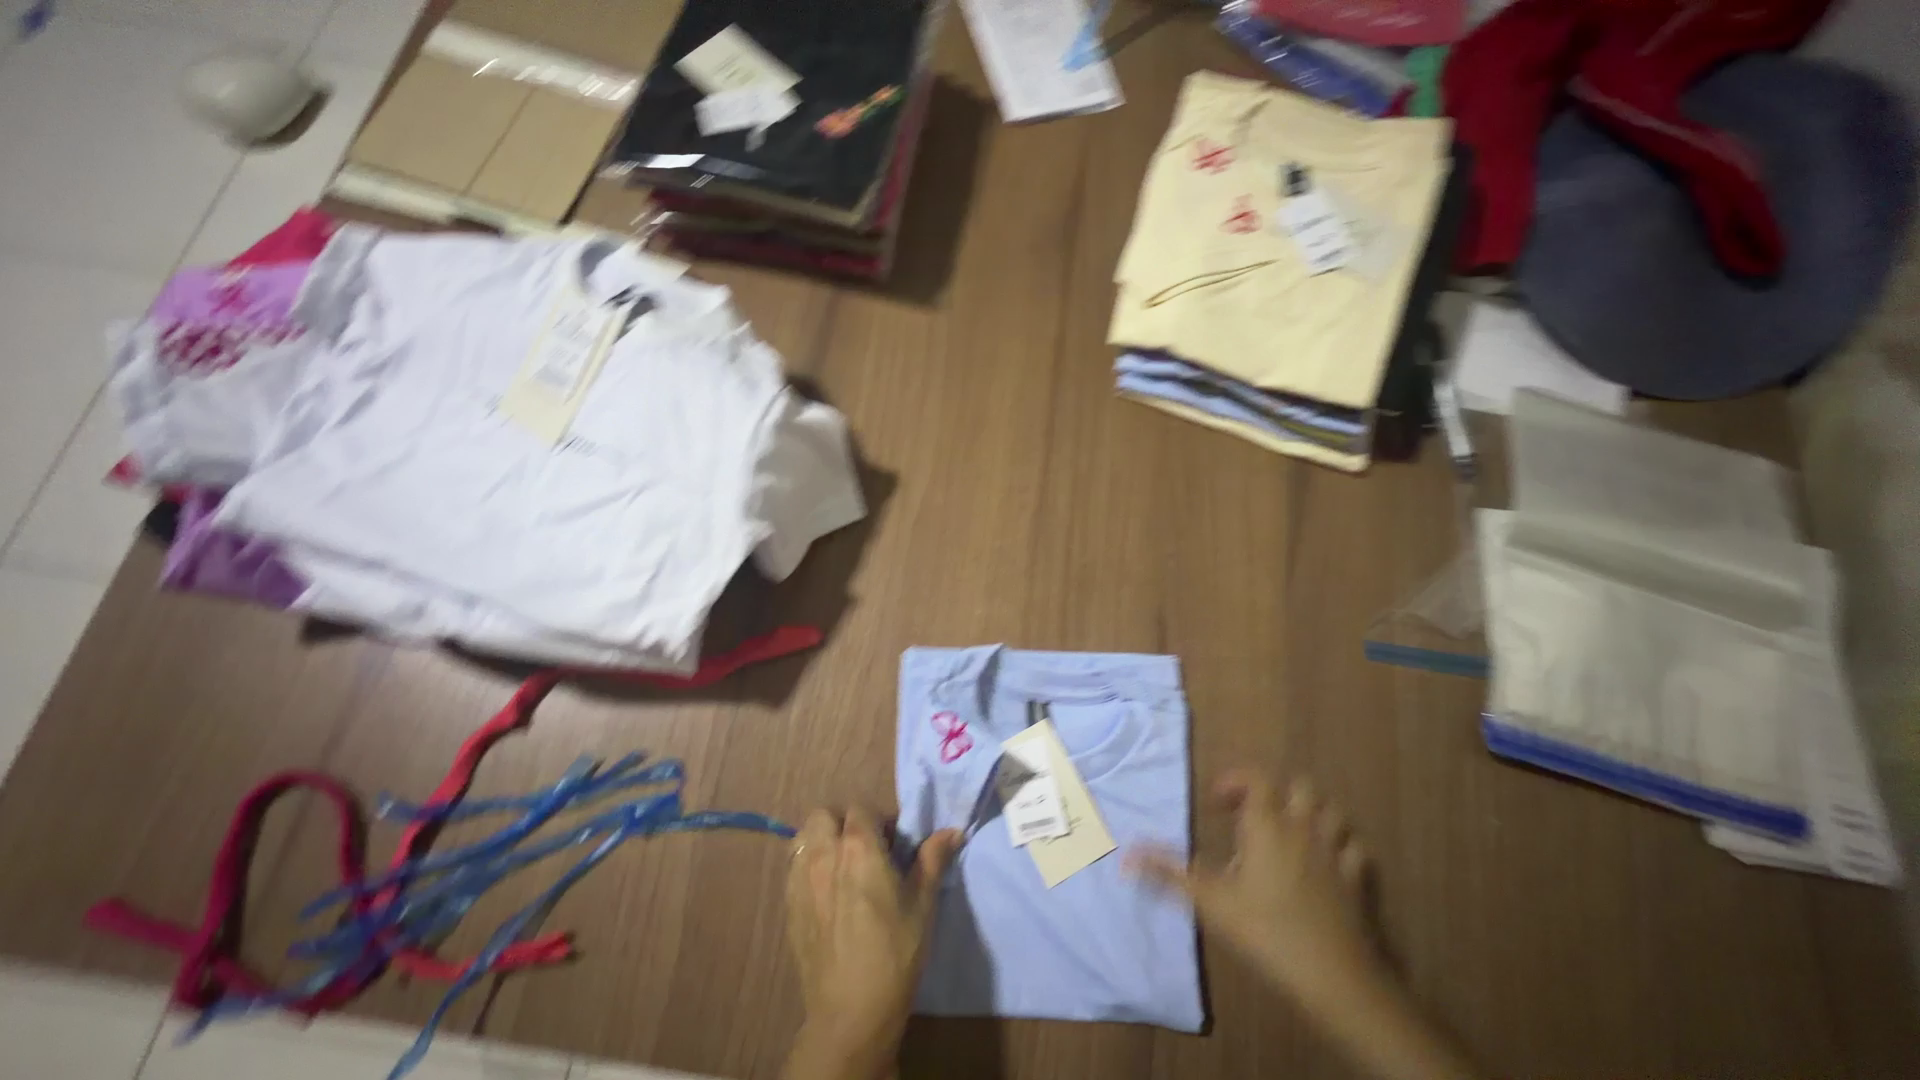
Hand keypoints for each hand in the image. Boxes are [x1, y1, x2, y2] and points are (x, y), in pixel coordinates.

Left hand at [783, 807, 960, 1079]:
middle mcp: (824, 854)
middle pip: (824, 816)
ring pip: (804, 839)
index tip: (893, 844)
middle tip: (866, 851)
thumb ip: (932, 859)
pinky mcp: (788, 905)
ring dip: (822, 842)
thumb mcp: (923, 903)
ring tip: (843, 870)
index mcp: (859, 847)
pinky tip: (827, 896)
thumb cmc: (896, 951)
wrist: (851, 1009)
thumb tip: (952, 831)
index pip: (861, 808)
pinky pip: (794, 869)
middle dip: (844, 824)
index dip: (879, 820)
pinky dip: (808, 868)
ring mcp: (800, 880)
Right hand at [1127, 769, 1379, 1012]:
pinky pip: (1354, 849)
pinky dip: (1340, 848)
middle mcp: (1303, 828)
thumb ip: (1168, 872)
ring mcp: (1335, 852)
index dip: (1234, 782)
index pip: (1255, 779)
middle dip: (1275, 793)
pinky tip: (1326, 864)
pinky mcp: (1357, 879)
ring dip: (1310, 814)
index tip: (1215, 805)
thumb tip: (1126, 854)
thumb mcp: (1209, 901)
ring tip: (1289, 834)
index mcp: (1267, 825)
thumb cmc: (1264, 929)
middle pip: (1298, 787)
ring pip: (1331, 812)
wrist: (1332, 973)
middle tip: (1252, 817)